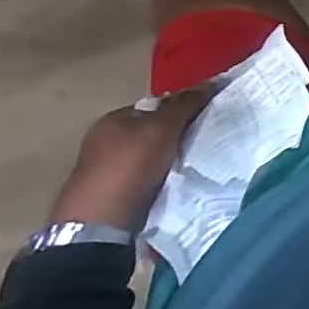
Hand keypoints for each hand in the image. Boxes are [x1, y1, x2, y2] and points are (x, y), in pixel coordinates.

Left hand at [48, 87, 214, 233]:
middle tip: (206, 141)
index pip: (157, 105)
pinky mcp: (114, 193)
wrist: (99, 226)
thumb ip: (183, 105)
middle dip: (180, 134)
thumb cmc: (128, 168)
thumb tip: (209, 82)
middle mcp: (106, 140)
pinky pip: (149, 176)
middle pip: (155, 130)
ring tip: (197, 163)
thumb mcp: (161, 129)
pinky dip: (165, 177)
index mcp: (113, 119)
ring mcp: (108, 169)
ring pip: (153, 155)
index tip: (208, 118)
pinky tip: (179, 183)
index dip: (183, 108)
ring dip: (174, 157)